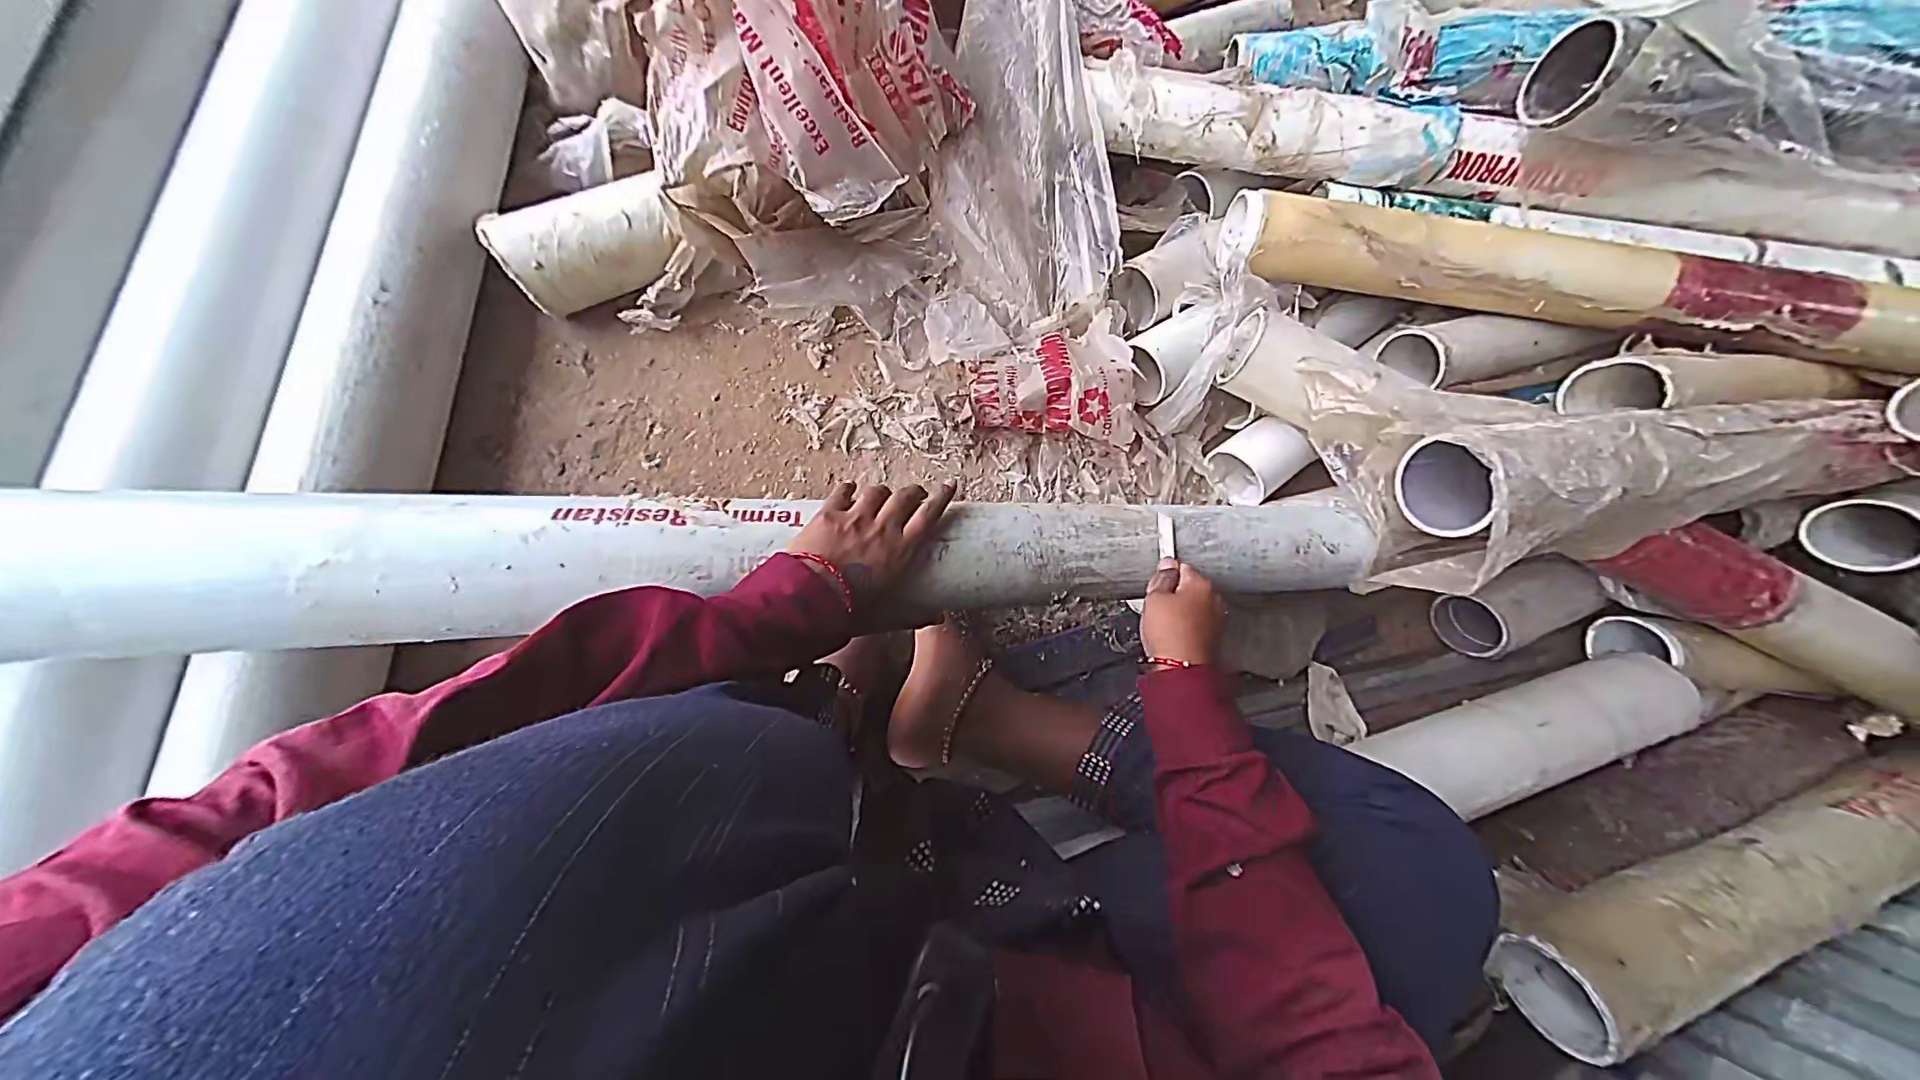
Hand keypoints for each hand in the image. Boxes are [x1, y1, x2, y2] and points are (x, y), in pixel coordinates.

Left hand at [789, 482, 956, 615]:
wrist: (811, 597)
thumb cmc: (848, 609)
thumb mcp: (885, 613)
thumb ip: (911, 614)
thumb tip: (935, 618)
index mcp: (901, 549)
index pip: (929, 515)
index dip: (942, 497)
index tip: (949, 487)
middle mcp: (882, 527)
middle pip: (905, 497)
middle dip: (914, 492)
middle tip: (916, 494)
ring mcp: (855, 518)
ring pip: (876, 492)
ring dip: (883, 492)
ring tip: (882, 496)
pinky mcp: (830, 514)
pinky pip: (843, 492)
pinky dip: (849, 489)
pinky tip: (849, 489)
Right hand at [1141, 559, 1224, 666]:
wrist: (1181, 669)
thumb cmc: (1170, 635)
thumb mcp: (1154, 598)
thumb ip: (1162, 578)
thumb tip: (1167, 566)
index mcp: (1200, 584)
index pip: (1181, 567)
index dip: (1164, 577)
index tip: (1156, 586)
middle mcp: (1213, 598)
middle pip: (1189, 586)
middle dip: (1174, 594)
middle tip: (1157, 607)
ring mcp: (1216, 617)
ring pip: (1194, 605)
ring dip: (1181, 611)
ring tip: (1165, 624)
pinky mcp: (1214, 634)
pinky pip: (1197, 622)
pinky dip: (1187, 625)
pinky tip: (1174, 634)